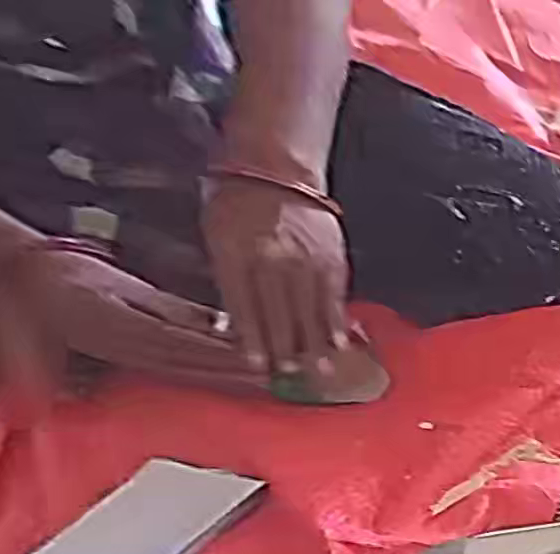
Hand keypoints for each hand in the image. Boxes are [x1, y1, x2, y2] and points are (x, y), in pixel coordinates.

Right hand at [17, 250, 260, 383]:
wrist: (17, 280)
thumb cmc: (69, 273)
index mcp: (118, 322)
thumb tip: (218, 324)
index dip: (224, 352)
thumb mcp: (120, 283)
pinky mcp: (129, 361)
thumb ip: (171, 307)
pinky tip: (239, 380)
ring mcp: (125, 358)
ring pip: (189, 372)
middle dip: (240, 370)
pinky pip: (177, 373)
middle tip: (281, 373)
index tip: (260, 356)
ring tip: (271, 380)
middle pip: (194, 363)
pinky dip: (211, 377)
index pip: (184, 342)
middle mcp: (123, 346)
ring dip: (231, 377)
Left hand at [202, 177, 349, 375]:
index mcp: (235, 254)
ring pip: (309, 312)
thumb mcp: (217, 234)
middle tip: (289, 373)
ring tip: (319, 368)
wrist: (278, 174)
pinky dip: (337, 324)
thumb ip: (230, 275)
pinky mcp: (332, 265)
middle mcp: (272, 262)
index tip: (255, 363)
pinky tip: (342, 344)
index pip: (243, 305)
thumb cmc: (238, 204)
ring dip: (314, 343)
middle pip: (279, 314)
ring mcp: (306, 265)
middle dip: (284, 347)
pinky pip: (334, 301)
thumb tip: (239, 318)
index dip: (251, 337)